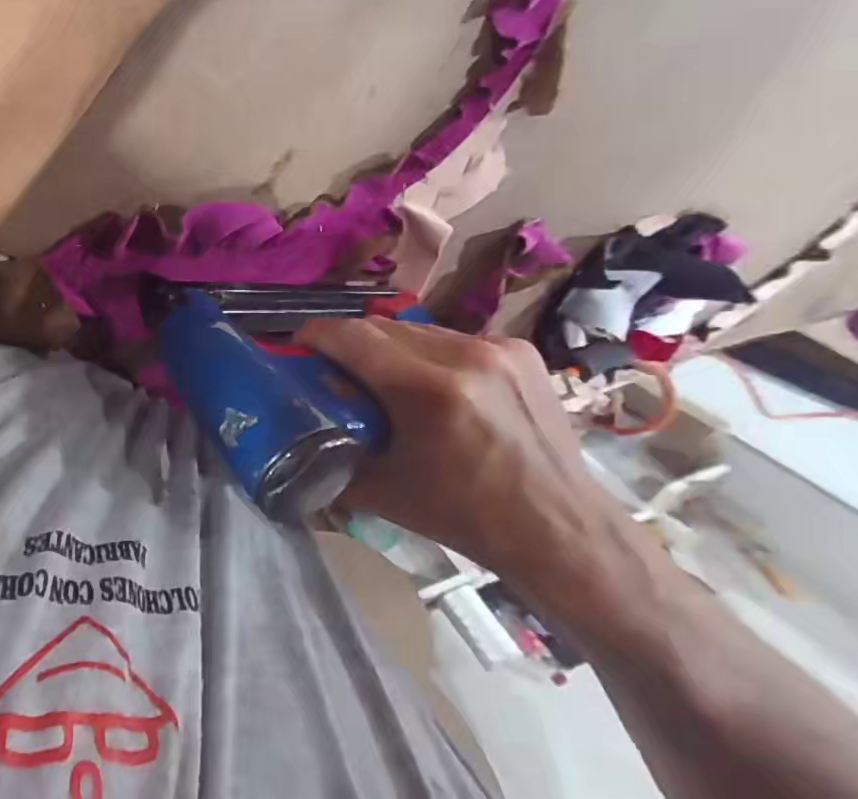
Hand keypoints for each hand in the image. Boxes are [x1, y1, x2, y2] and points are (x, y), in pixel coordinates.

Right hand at [296, 317, 627, 581]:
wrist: (562, 530)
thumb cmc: (465, 516)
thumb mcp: (381, 488)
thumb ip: (333, 447)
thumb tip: (294, 422)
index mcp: (429, 391)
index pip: (352, 336)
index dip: (315, 334)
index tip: (298, 346)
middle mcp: (466, 356)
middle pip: (381, 327)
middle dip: (349, 343)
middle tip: (335, 369)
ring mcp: (499, 349)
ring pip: (417, 329)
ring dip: (389, 347)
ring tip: (383, 377)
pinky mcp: (521, 351)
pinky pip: (452, 338)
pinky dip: (429, 353)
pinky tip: (434, 384)